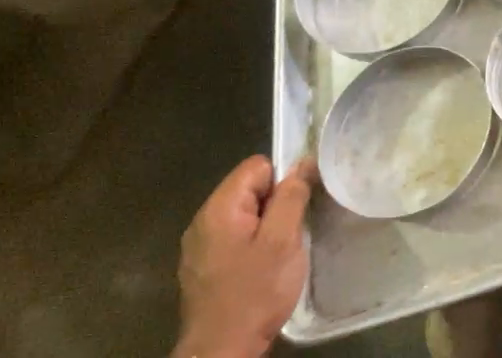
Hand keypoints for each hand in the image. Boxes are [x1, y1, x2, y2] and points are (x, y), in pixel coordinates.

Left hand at [173, 156, 315, 357]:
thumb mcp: (283, 239)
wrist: (222, 350)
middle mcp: (202, 222)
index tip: (297, 205)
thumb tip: (301, 163)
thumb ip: (291, 196)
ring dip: (268, 223)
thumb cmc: (255, 291)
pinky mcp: (204, 265)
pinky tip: (264, 264)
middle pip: (249, 188)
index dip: (283, 178)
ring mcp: (200, 246)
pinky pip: (236, 234)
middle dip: (276, 201)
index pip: (256, 166)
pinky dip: (254, 240)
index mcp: (218, 210)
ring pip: (245, 213)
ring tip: (282, 247)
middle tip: (292, 230)